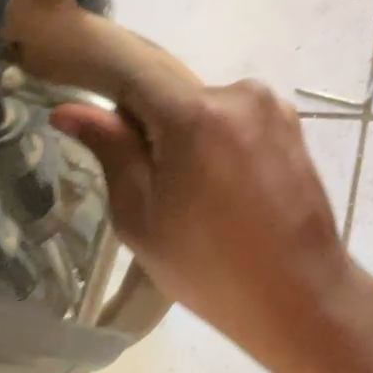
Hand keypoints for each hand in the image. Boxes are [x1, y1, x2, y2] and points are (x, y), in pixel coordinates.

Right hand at [51, 79, 365, 372]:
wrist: (302, 298)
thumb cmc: (211, 269)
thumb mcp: (141, 217)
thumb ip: (110, 151)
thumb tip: (69, 110)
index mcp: (197, 115)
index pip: (134, 73)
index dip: (108, 96)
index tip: (96, 128)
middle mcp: (240, 94)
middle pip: (171, 92)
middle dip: (153, 127)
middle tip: (153, 188)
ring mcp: (273, 108)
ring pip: (204, 108)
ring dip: (189, 137)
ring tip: (196, 198)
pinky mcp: (293, 126)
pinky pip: (235, 121)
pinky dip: (220, 144)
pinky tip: (227, 193)